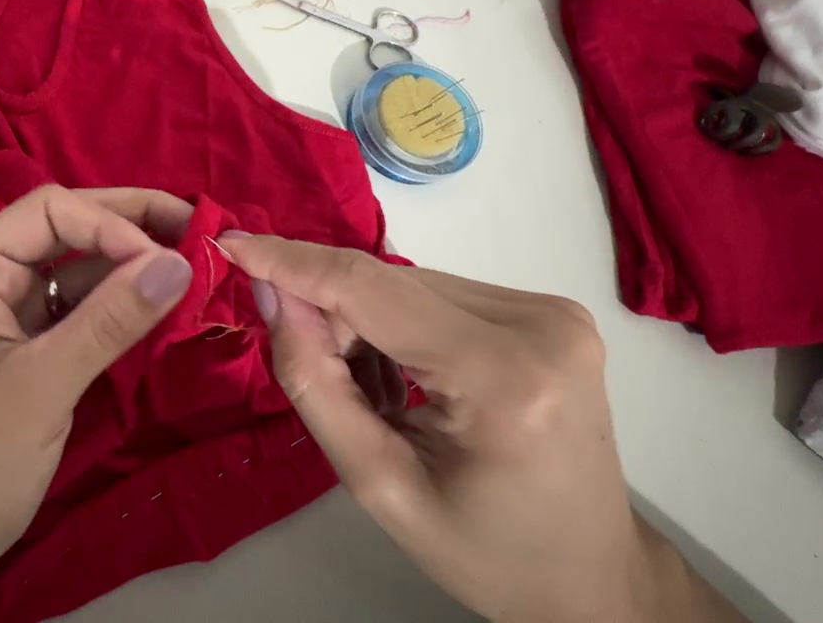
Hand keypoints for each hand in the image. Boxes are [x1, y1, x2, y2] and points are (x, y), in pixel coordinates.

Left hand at [0, 186, 194, 622]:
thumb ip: (110, 321)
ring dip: (130, 262)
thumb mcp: (43, 387)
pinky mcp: (28, 344)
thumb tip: (177, 264)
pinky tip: (159, 303)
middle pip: (65, 226)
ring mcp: (8, 310)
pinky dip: (119, 301)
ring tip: (192, 262)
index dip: (111, 223)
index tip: (167, 261)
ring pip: (77, 265)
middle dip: (128, 225)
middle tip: (197, 228)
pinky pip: (79, 304)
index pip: (48, 211)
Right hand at [222, 233, 744, 622]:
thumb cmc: (486, 552)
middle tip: (319, 374)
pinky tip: (403, 372)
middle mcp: (537, 324)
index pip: (367, 288)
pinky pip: (434, 290)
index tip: (227, 242)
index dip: (289, 261)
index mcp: (502, 378)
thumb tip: (272, 293)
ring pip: (405, 281)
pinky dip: (397, 319)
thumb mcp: (377, 486)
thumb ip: (314, 383)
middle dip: (327, 310)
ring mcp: (549, 311)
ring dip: (362, 317)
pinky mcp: (547, 310)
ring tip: (372, 391)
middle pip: (385, 281)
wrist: (596, 579)